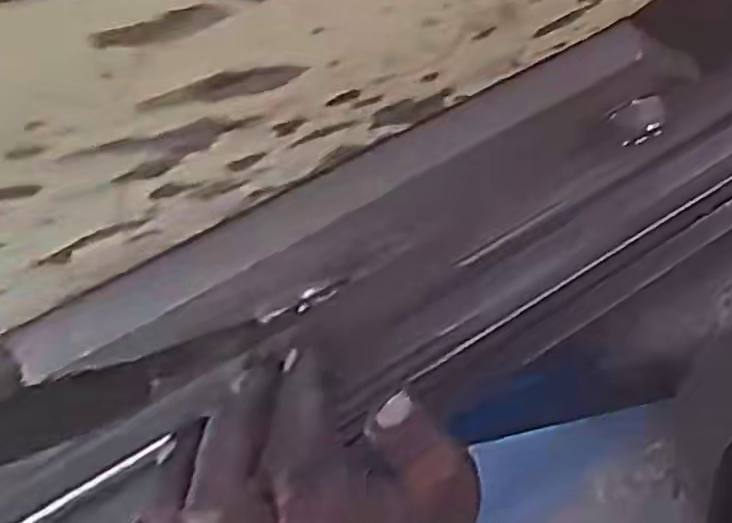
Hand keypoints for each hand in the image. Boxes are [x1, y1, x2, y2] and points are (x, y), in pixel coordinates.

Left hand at [141, 351, 477, 522]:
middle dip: (244, 406)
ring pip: (180, 502)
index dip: (300, 384)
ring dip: (189, 454)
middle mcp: (254, 521)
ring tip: (200, 421)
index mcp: (317, 492)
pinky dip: (157, 506)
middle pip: (234, 454)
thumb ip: (421, 441)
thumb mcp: (445, 486)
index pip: (298, 423)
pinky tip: (165, 490)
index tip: (304, 353)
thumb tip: (393, 399)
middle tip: (254, 370)